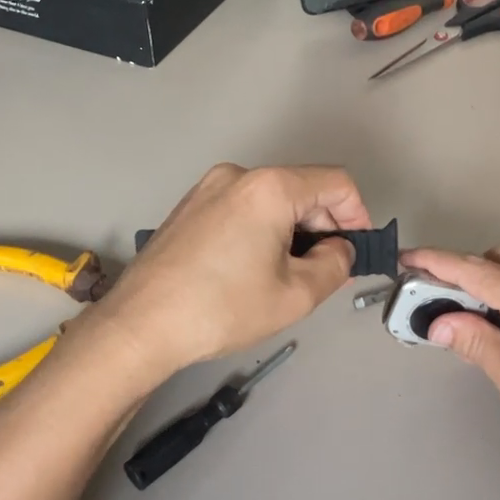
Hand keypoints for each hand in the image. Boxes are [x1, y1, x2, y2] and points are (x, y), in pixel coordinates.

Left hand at [92, 164, 371, 375]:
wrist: (141, 323)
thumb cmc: (222, 308)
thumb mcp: (295, 294)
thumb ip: (334, 264)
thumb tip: (339, 249)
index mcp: (268, 187)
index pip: (335, 183)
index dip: (357, 215)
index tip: (357, 251)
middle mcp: (237, 175)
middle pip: (300, 189)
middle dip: (322, 227)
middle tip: (325, 272)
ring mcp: (207, 189)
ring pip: (270, 201)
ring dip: (291, 232)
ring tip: (287, 277)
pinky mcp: (189, 208)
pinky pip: (241, 209)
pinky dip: (261, 231)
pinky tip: (252, 271)